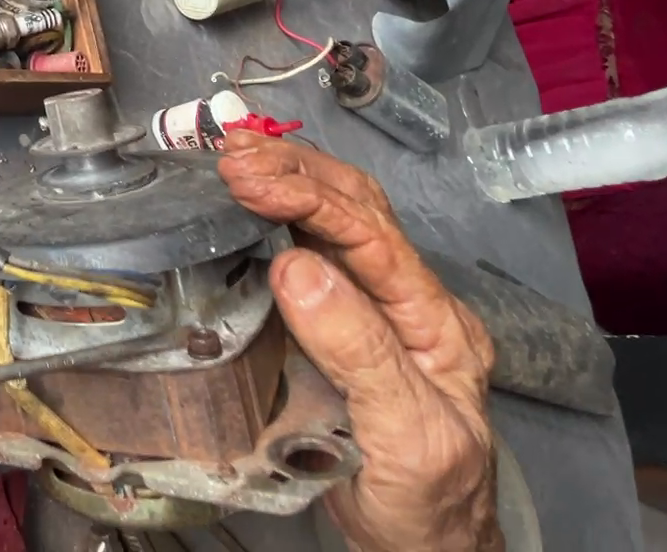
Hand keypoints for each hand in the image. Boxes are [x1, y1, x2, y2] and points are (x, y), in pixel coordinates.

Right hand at [220, 132, 500, 551]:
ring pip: (337, 214)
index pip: (372, 236)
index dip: (307, 198)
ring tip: (235, 155)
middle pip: (359, 207)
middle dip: (295, 170)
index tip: (248, 182)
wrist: (421, 547)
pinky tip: (247, 192)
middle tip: (232, 155)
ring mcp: (371, 301)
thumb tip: (294, 266)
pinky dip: (275, 206)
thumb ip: (360, 352)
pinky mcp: (334, 312)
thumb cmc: (425, 501)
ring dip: (288, 175)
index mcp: (435, 320)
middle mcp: (406, 297)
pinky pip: (308, 243)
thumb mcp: (408, 438)